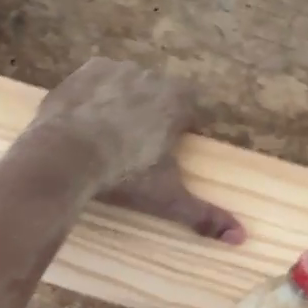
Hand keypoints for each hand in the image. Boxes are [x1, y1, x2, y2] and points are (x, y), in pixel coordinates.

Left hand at [25, 59, 246, 243]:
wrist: (65, 154)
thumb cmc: (125, 174)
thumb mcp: (167, 197)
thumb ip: (204, 215)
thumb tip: (241, 238)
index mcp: (177, 100)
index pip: (191, 107)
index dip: (182, 126)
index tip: (169, 147)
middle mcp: (150, 76)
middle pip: (158, 94)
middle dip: (151, 114)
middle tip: (135, 145)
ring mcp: (115, 69)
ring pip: (127, 84)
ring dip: (122, 101)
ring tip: (107, 133)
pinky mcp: (83, 72)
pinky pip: (95, 80)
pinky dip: (93, 95)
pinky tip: (85, 119)